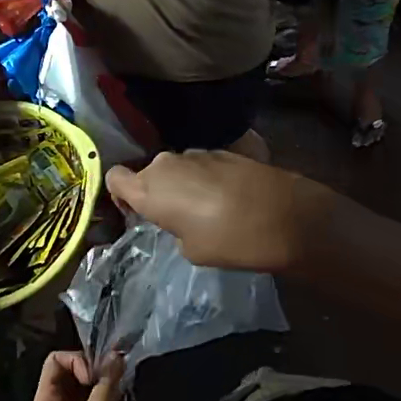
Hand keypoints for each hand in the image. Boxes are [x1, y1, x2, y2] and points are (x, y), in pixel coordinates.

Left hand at [29, 351, 125, 400]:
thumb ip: (108, 380)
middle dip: (93, 370)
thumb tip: (118, 353)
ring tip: (118, 391)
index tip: (95, 378)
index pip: (56, 360)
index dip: (78, 361)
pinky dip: (106, 396)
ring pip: (84, 384)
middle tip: (114, 380)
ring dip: (102, 383)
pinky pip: (92, 399)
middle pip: (70, 369)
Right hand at [103, 151, 337, 272]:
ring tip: (207, 211)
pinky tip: (228, 200)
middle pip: (148, 173)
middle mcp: (167, 163)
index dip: (120, 194)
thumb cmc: (229, 239)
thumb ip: (173, 228)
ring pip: (177, 169)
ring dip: (183, 186)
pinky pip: (201, 166)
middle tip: (176, 220)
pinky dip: (206, 180)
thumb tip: (181, 216)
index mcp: (150, 188)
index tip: (137, 213)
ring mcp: (197, 153)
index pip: (114, 177)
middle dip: (157, 193)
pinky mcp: (224, 151)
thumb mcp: (191, 249)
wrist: (286, 215)